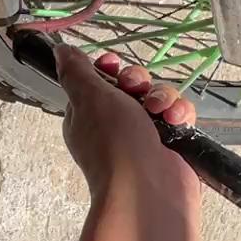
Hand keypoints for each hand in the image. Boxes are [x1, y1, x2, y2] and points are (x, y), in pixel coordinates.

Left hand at [55, 45, 198, 208]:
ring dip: (163, 97)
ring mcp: (145, 134)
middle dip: (138, 81)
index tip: (113, 64)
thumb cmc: (113, 143)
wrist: (148, 190)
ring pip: (159, 97)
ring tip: (161, 112)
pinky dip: (180, 114)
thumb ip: (76, 71)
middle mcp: (116, 124)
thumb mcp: (89, 98)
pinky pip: (179, 115)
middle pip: (132, 85)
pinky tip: (177, 122)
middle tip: (136, 91)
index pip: (99, 81)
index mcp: (89, 115)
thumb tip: (60, 50)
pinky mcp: (171, 142)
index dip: (108, 69)